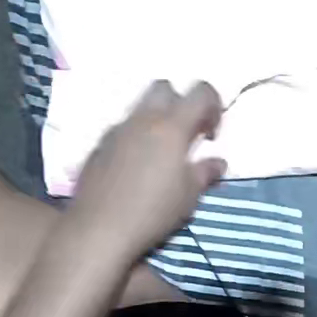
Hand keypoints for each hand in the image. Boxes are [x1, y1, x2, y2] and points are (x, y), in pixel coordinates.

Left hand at [66, 81, 226, 260]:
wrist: (99, 228)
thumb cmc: (153, 212)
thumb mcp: (189, 196)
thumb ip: (206, 172)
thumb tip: (218, 162)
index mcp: (171, 127)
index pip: (200, 91)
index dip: (213, 104)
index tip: (211, 134)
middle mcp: (142, 119)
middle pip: (164, 88)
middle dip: (180, 103)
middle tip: (187, 136)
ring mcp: (116, 130)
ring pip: (140, 108)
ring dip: (157, 121)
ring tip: (162, 156)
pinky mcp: (98, 146)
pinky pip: (122, 130)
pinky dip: (136, 138)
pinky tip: (137, 169)